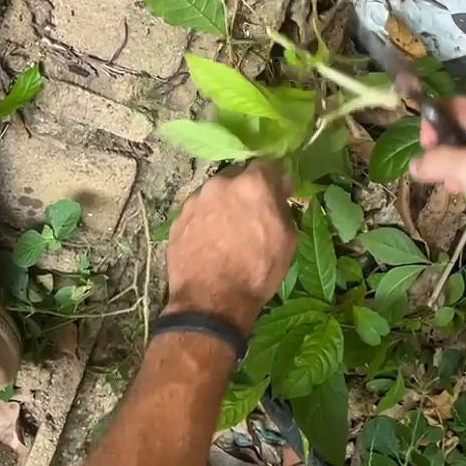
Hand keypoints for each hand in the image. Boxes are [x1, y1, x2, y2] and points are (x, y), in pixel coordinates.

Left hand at [164, 159, 296, 331]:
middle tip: (253, 214)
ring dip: (225, 206)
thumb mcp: (287, 240)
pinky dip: (207, 221)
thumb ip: (283, 208)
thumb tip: (278, 195)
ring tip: (229, 232)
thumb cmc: (257, 270)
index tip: (281, 192)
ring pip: (216, 195)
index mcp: (252, 184)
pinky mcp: (178, 219)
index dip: (277, 178)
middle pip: (239, 178)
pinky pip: (199, 212)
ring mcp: (195, 201)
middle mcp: (220, 184)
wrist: (211, 301)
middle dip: (248, 191)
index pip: (269, 165)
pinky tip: (212, 243)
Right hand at [410, 98, 465, 258]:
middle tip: (438, 174)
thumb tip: (415, 164)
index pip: (450, 104)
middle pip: (461, 127)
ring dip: (458, 166)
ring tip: (456, 189)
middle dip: (443, 150)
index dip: (431, 123)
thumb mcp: (464, 170)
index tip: (425, 149)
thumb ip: (435, 161)